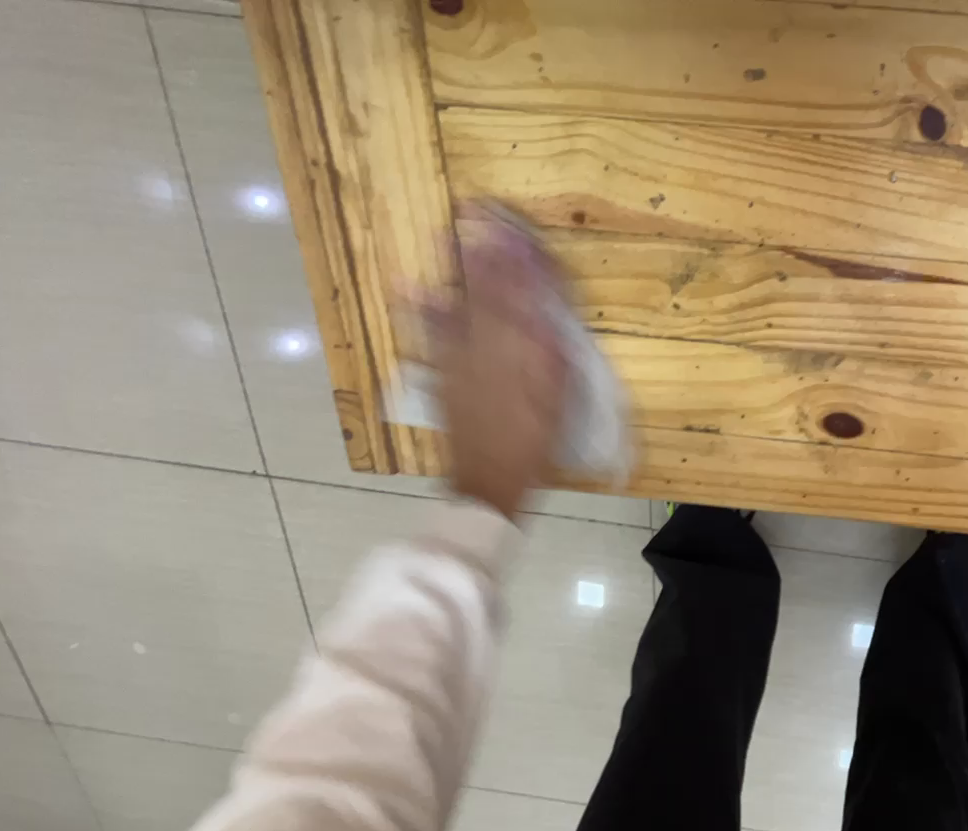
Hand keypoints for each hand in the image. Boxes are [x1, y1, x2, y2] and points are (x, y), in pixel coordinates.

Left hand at [421, 203, 567, 519]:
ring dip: (457, 268)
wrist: (489, 483)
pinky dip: (423, 310)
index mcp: (526, 355)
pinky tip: (411, 287)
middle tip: (476, 209)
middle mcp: (490, 350)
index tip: (517, 225)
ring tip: (451, 233)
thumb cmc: (534, 447)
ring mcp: (461, 361)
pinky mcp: (442, 375)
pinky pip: (432, 336)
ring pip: (462, 305)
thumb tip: (543, 311)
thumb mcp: (556, 401)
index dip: (523, 260)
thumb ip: (549, 354)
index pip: (528, 297)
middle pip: (491, 292)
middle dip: (487, 251)